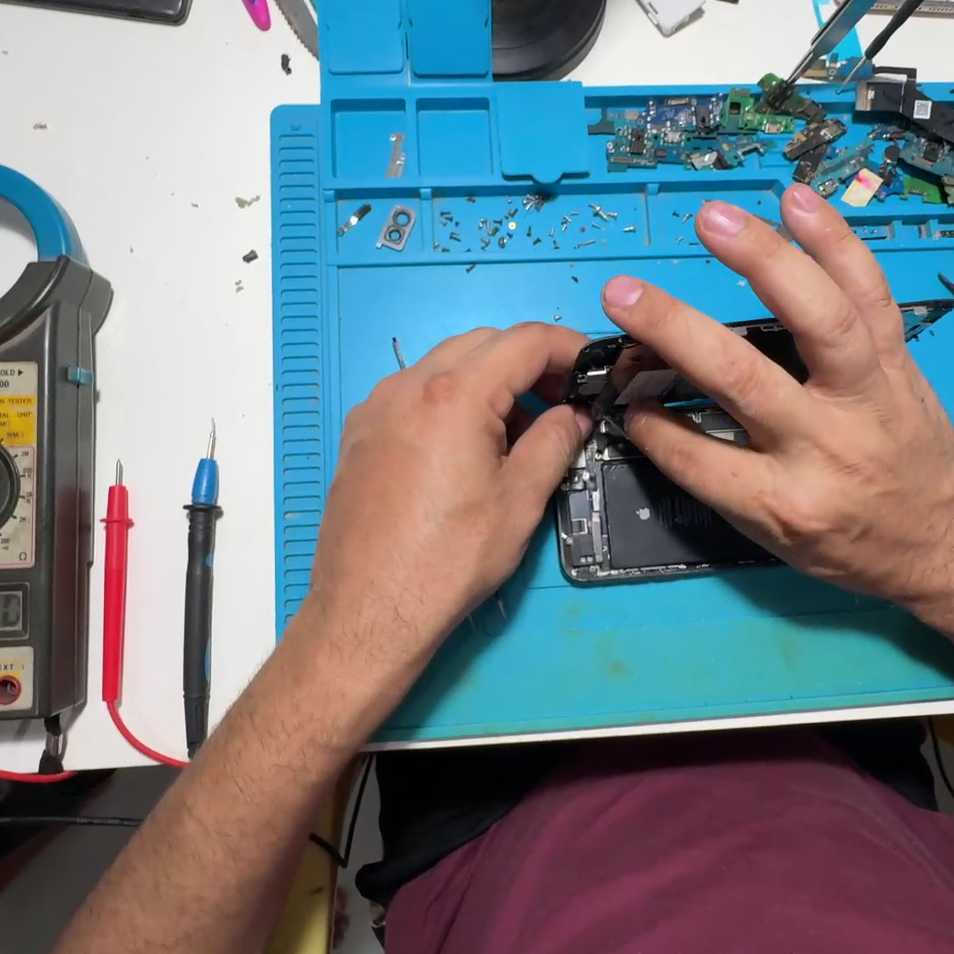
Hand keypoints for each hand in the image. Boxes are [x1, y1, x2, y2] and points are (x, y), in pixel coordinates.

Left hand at [299, 323, 591, 678]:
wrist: (368, 612)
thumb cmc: (449, 561)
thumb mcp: (519, 502)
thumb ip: (554, 443)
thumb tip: (574, 415)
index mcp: (453, 395)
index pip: (525, 341)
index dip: (569, 348)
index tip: (594, 371)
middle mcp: (407, 385)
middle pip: (483, 343)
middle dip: (530, 362)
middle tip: (561, 404)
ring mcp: (376, 407)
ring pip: (445, 364)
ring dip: (489, 380)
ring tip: (517, 430)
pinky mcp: (359, 433)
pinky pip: (414, 393)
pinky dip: (450, 399)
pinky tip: (465, 445)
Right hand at [600, 185, 953, 611]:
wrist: (946, 542)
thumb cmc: (849, 545)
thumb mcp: (773, 534)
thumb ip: (716, 475)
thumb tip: (654, 410)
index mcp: (787, 502)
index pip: (696, 457)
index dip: (651, 426)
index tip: (627, 403)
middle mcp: (826, 447)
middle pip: (743, 380)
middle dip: (675, 331)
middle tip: (624, 295)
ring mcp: (868, 396)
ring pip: (819, 319)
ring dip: (763, 260)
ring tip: (714, 220)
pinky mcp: (899, 361)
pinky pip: (870, 294)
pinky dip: (835, 241)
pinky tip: (796, 200)